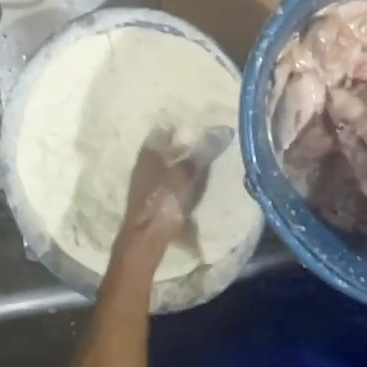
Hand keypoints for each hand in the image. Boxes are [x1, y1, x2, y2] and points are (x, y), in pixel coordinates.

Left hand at [119, 130, 202, 246]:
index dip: (180, 129)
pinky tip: (193, 190)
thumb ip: (203, 152)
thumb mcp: (186, 174)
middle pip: (164, 151)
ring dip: (181, 168)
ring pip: (166, 169)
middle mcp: (143, 165)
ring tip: (204, 167)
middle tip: (207, 147)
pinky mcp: (150, 202)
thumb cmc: (164, 200)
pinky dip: (179, 185)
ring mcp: (145, 185)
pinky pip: (168, 186)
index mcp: (148, 153)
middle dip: (183, 149)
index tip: (200, 129)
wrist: (146, 238)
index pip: (163, 131)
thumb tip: (222, 129)